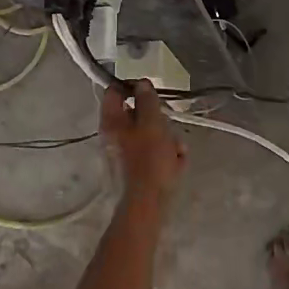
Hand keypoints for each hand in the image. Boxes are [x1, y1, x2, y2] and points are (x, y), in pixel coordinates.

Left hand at [101, 79, 186, 203]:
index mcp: (111, 122)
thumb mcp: (152, 123)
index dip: (133, 85)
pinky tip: (176, 162)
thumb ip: (147, 100)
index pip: (114, 91)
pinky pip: (153, 152)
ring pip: (149, 134)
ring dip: (167, 138)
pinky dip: (166, 154)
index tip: (152, 90)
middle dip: (158, 118)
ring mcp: (123, 154)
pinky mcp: (135, 170)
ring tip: (177, 150)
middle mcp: (113, 136)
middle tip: (169, 125)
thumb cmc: (149, 160)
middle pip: (136, 114)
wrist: (147, 204)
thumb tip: (141, 84)